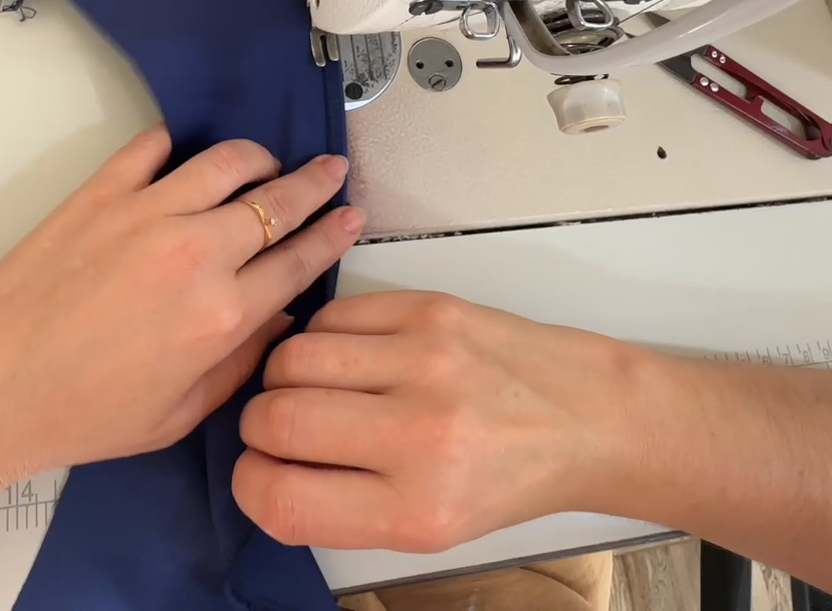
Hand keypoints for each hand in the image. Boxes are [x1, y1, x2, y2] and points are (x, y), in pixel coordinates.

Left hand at [0, 126, 362, 472]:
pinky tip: (184, 153)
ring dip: (258, 157)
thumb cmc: (84, 411)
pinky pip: (154, 146)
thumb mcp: (178, 415)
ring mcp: (150, 211)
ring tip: (265, 162)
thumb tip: (279, 319)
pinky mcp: (105, 189)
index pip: (298, 261)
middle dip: (316, 183)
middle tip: (332, 169)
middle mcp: (197, 252)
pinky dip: (176, 144)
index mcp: (221, 315)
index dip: (333, 234)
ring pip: (228, 161)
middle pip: (278, 202)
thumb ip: (240, 365)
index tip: (352, 214)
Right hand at [233, 291, 649, 552]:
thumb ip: (342, 503)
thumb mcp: (428, 525)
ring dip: (283, 374)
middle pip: (276, 418)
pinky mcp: (427, 306)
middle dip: (258, 423)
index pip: (283, 498)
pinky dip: (319, 335)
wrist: (583, 413)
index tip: (258, 470)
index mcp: (418, 510)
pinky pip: (329, 314)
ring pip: (292, 355)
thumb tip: (263, 463)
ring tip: (311, 384)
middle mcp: (418, 434)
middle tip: (278, 424)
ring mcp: (423, 359)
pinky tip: (344, 353)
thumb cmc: (504, 477)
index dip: (248, 483)